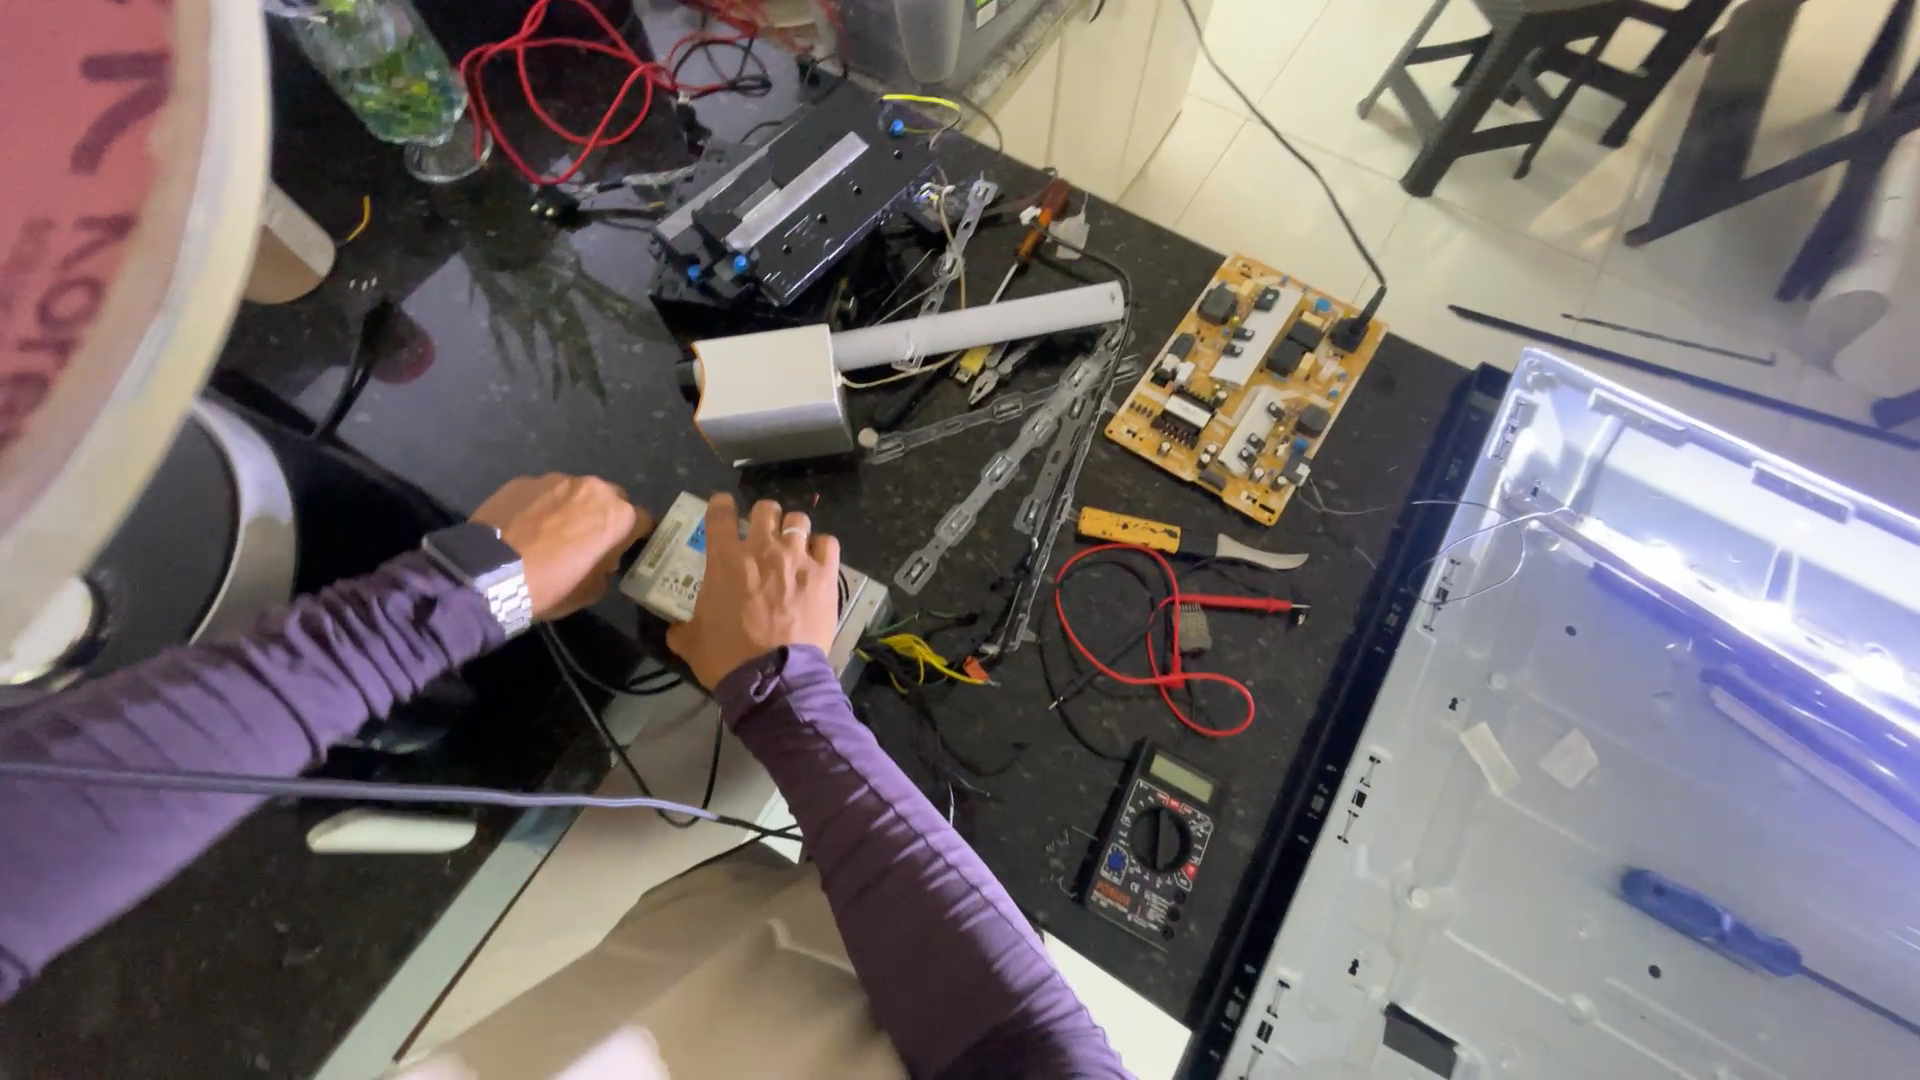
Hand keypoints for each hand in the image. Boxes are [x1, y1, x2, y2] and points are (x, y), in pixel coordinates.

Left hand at [471, 474, 652, 619]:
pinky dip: (540, 505)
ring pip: (575, 492)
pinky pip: (542, 492)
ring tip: (549, 530)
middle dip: (603, 515)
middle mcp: (594, 489)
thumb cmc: (552, 585)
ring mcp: (556, 480)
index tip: (622, 549)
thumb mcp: (593, 588)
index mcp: (620, 515)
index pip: (642, 520)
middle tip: (586, 538)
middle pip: (611, 498)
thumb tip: (602, 558)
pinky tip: (524, 526)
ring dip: (571, 507)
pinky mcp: (523, 481)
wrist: (489, 575)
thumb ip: (606, 566)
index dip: (633, 536)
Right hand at [666, 495, 840, 688]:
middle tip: (763, 532)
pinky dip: (822, 548)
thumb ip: (682, 627)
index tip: (723, 508)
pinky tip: (818, 560)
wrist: (773, 677)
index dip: (721, 505)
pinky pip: (828, 543)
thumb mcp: (692, 642)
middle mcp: (763, 549)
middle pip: (766, 509)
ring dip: (794, 530)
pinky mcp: (825, 574)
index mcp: (725, 559)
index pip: (720, 513)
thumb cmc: (728, 657)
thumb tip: (675, 628)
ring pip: (799, 521)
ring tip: (794, 545)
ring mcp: (797, 559)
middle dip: (763, 516)